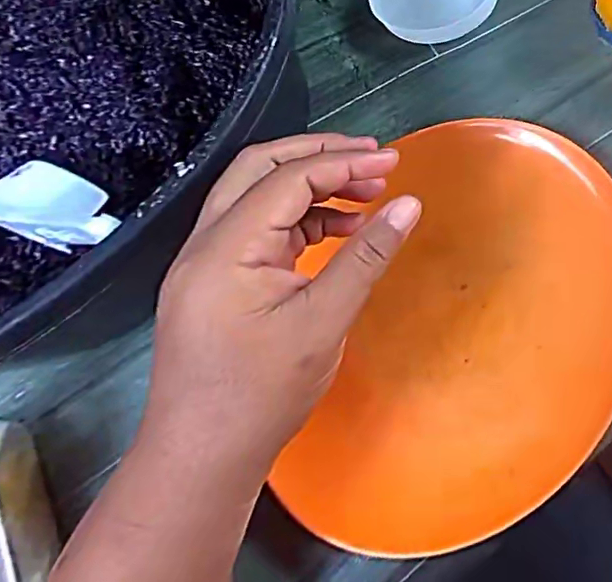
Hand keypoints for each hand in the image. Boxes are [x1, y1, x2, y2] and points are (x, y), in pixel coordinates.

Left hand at [142, 134, 422, 470]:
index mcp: (224, 251)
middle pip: (259, 168)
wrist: (202, 458)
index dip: (345, 163)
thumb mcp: (325, 320)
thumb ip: (368, 255)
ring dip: (315, 181)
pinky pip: (265, 224)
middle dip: (321, 153)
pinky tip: (346, 227)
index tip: (394, 163)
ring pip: (260, 192)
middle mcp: (206, 246)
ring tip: (369, 191)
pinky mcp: (223, 279)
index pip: (288, 180)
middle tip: (375, 158)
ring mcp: (210, 262)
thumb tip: (409, 203)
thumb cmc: (260, 393)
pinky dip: (308, 213)